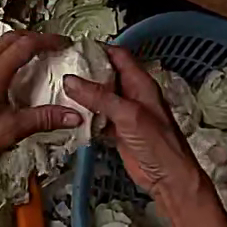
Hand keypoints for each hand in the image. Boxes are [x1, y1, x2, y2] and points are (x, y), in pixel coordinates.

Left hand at [0, 31, 81, 179]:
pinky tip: (4, 73)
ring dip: (14, 44)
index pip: (26, 45)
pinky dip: (0, 54)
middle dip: (33, 38)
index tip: (63, 43)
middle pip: (10, 38)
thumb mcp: (11, 129)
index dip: (48, 40)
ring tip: (29, 55)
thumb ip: (43, 119)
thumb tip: (72, 116)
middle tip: (50, 46)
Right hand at [63, 45, 209, 209]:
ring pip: (99, 97)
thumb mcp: (127, 114)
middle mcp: (132, 94)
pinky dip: (84, 115)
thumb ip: (99, 96)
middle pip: (106, 75)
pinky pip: (97, 117)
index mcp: (140, 83)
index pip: (118, 56)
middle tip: (61, 68)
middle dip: (85, 71)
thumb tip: (70, 80)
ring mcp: (124, 113)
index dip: (99, 49)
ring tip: (58, 88)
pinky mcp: (117, 130)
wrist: (168, 178)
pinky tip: (69, 114)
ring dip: (82, 94)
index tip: (74, 48)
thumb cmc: (157, 143)